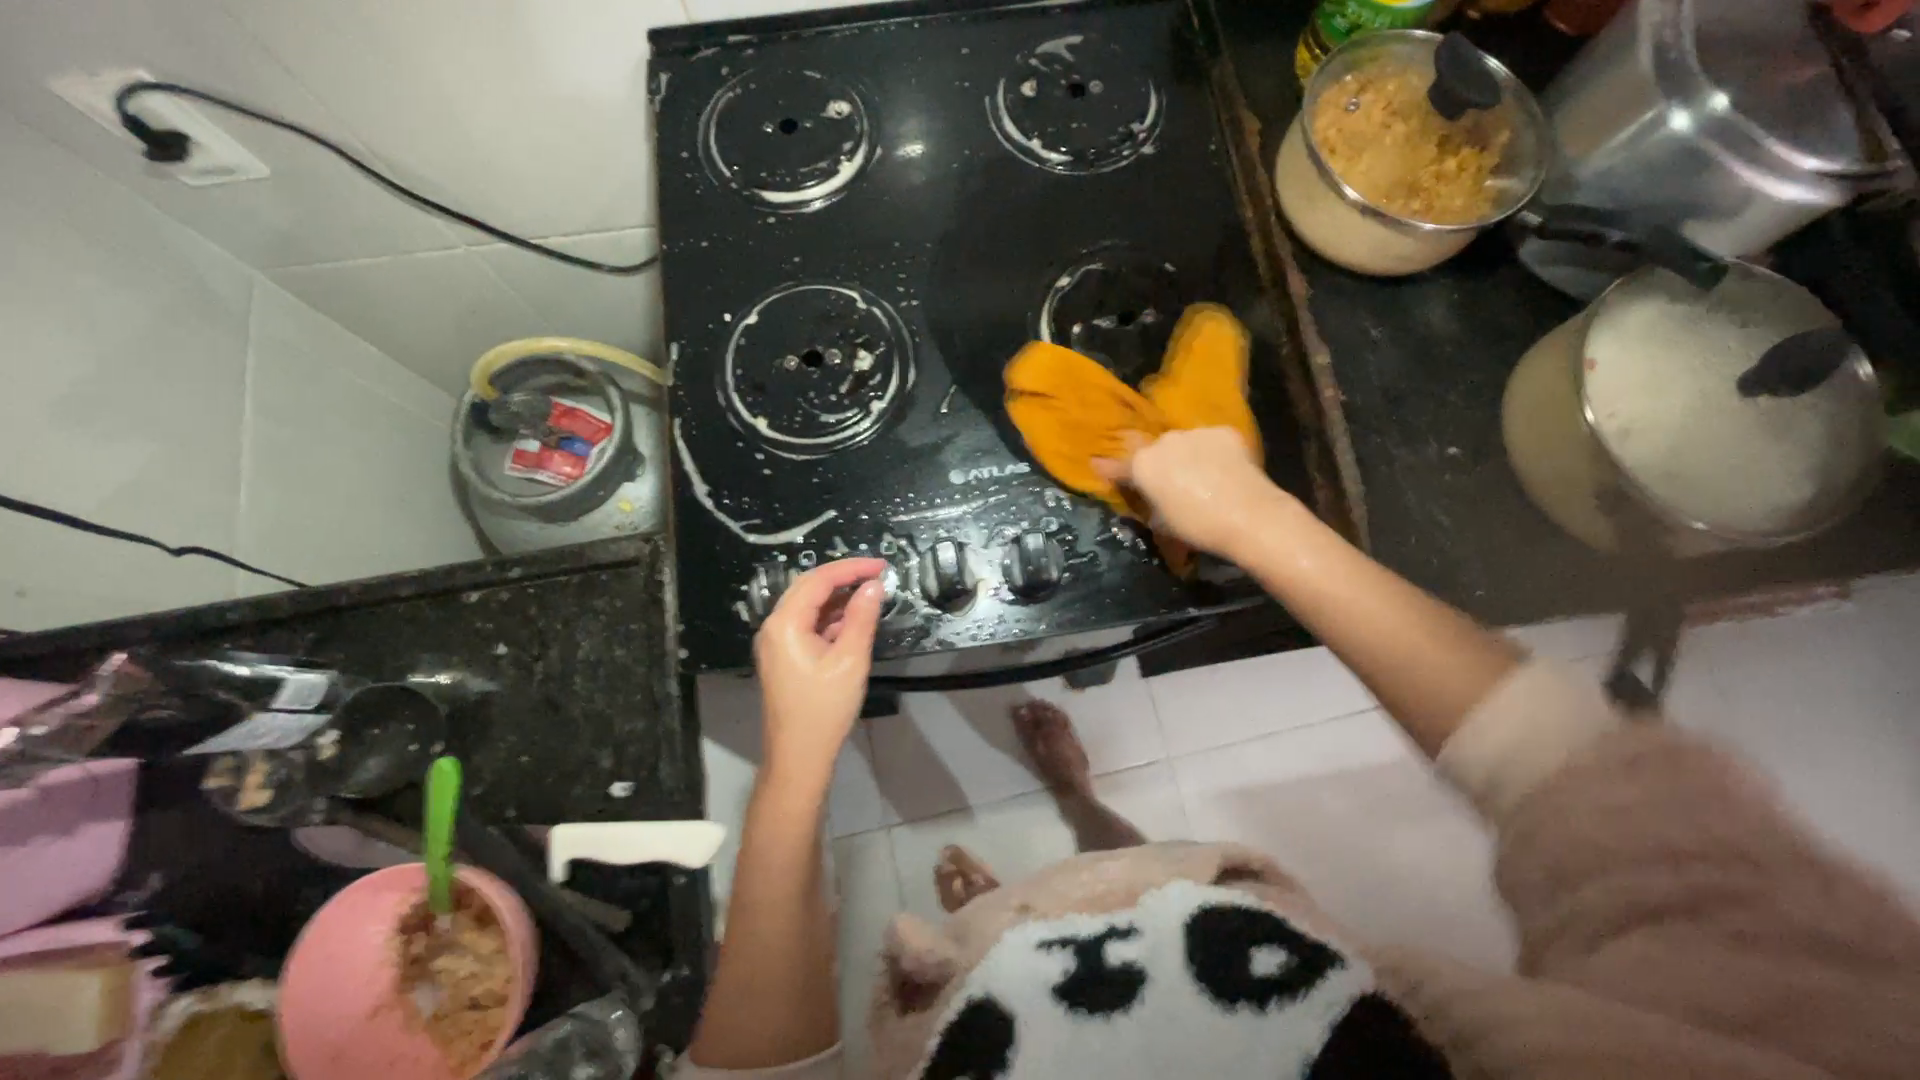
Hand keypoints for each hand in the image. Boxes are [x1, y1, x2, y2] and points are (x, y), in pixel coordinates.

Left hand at [753, 558, 886, 778]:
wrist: (799, 755)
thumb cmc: (824, 708)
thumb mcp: (851, 660)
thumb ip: (862, 617)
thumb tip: (874, 585)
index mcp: (785, 624)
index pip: (818, 580)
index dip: (851, 568)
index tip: (882, 565)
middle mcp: (774, 627)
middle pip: (809, 588)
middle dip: (844, 578)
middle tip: (877, 575)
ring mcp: (776, 642)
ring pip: (808, 606)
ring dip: (838, 599)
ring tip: (871, 597)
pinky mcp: (783, 656)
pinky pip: (806, 625)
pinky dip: (830, 619)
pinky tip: (853, 623)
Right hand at [1094, 427, 1295, 559]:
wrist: (1249, 516)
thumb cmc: (1196, 527)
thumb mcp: (1160, 522)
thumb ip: (1146, 503)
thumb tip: (1144, 496)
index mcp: (1142, 465)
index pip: (1118, 466)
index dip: (1108, 469)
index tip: (1097, 464)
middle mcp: (1164, 441)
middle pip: (1154, 450)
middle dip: (1158, 463)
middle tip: (1169, 483)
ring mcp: (1195, 432)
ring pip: (1184, 443)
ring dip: (1186, 455)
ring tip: (1201, 476)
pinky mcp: (1224, 432)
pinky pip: (1211, 441)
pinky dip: (1213, 452)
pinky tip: (1223, 470)